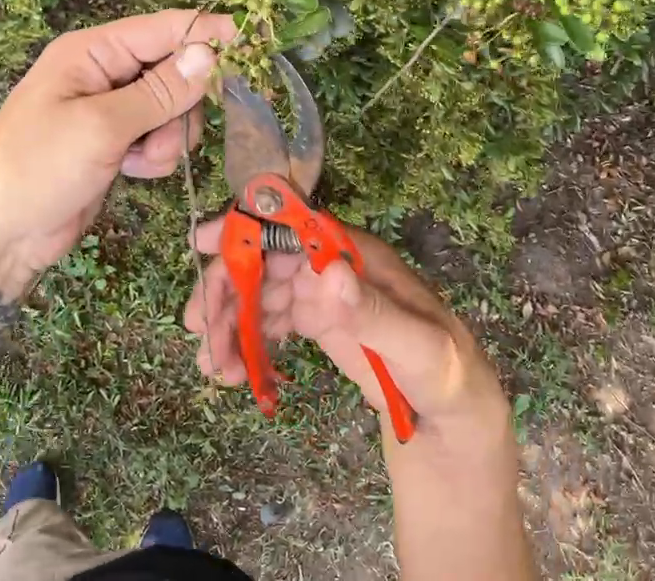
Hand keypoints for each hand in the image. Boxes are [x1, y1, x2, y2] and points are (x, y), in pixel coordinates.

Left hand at [0, 9, 235, 276]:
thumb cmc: (37, 168)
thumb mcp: (101, 125)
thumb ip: (160, 91)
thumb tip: (210, 52)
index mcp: (91, 51)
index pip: (163, 28)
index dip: (207, 34)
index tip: (252, 44)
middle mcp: (102, 72)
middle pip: (174, 70)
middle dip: (182, 105)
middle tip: (167, 135)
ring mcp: (108, 110)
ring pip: (172, 109)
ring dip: (169, 137)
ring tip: (139, 161)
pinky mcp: (114, 144)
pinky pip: (158, 137)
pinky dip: (155, 155)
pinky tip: (131, 172)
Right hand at [184, 218, 508, 440]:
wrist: (455, 428)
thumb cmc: (451, 382)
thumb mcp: (421, 350)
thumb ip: (374, 314)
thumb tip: (328, 271)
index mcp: (359, 257)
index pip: (295, 227)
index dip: (247, 228)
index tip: (203, 242)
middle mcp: (334, 267)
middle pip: (265, 260)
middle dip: (226, 288)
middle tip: (199, 329)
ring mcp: (322, 296)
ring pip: (258, 293)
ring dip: (228, 322)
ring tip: (213, 367)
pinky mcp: (316, 325)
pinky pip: (267, 323)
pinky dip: (244, 342)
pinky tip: (233, 371)